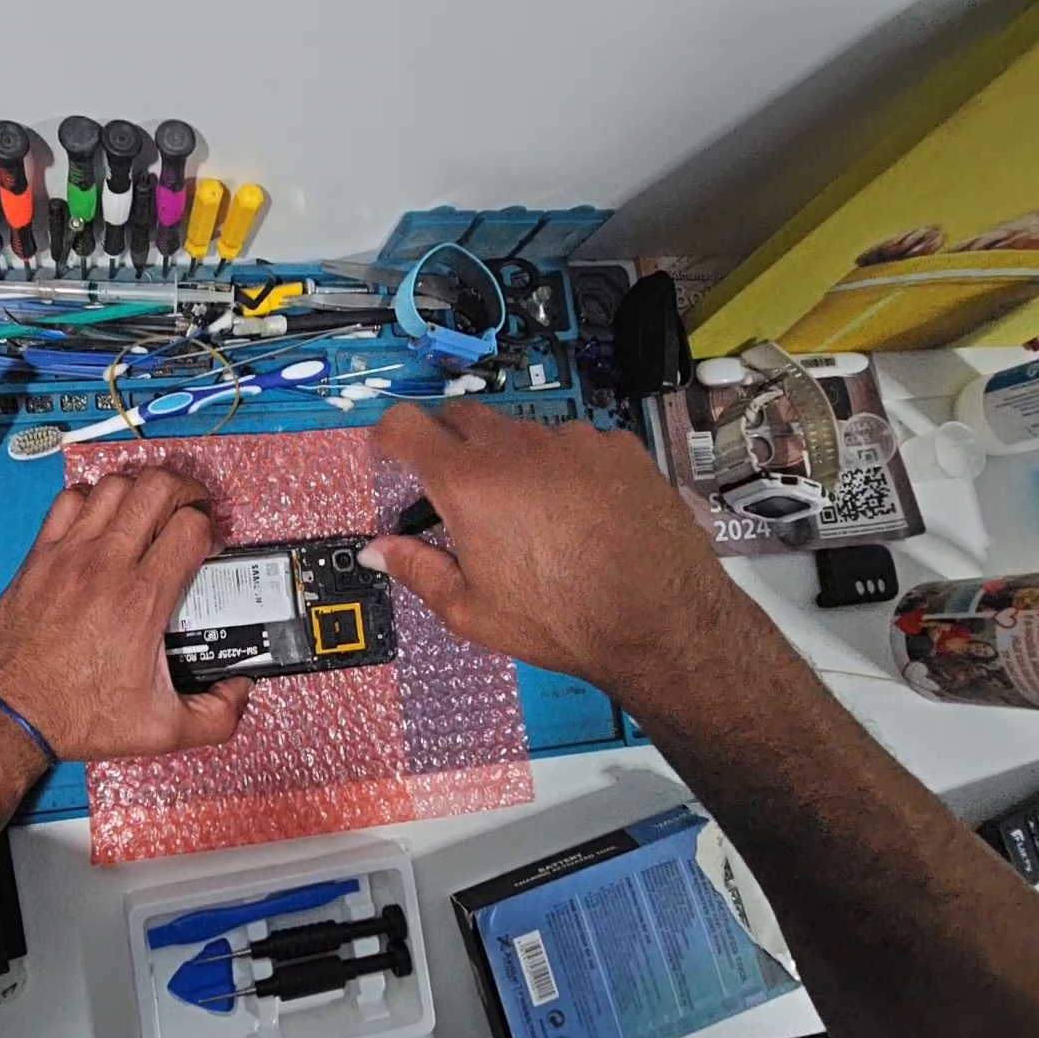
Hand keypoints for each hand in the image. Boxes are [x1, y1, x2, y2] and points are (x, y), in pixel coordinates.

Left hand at [0, 468, 251, 760]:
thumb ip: (216, 715)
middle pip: (156, 488)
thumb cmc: (79, 716)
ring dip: (141, 492)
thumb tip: (241, 690)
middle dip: (186, 492)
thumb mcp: (162, 729)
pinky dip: (92, 500)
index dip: (211, 529)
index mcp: (142, 599)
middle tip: (191, 511)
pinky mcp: (40, 557)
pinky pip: (69, 501)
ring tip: (151, 512)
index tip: (210, 547)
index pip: (190, 527)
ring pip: (114, 485)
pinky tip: (103, 522)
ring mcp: (69, 555)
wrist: (13, 715)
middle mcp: (106, 566)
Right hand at [359, 403, 750, 705]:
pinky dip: (559, 465)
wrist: (664, 622)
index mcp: (468, 483)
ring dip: (506, 457)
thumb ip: (415, 569)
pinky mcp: (617, 446)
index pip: (406, 424)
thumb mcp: (469, 610)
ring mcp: (572, 440)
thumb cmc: (556, 620)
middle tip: (453, 488)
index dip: (388, 434)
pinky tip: (578, 509)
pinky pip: (571, 443)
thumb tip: (374, 549)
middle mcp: (516, 446)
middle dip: (444, 441)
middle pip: (460, 415)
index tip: (390, 452)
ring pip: (519, 431)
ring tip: (527, 510)